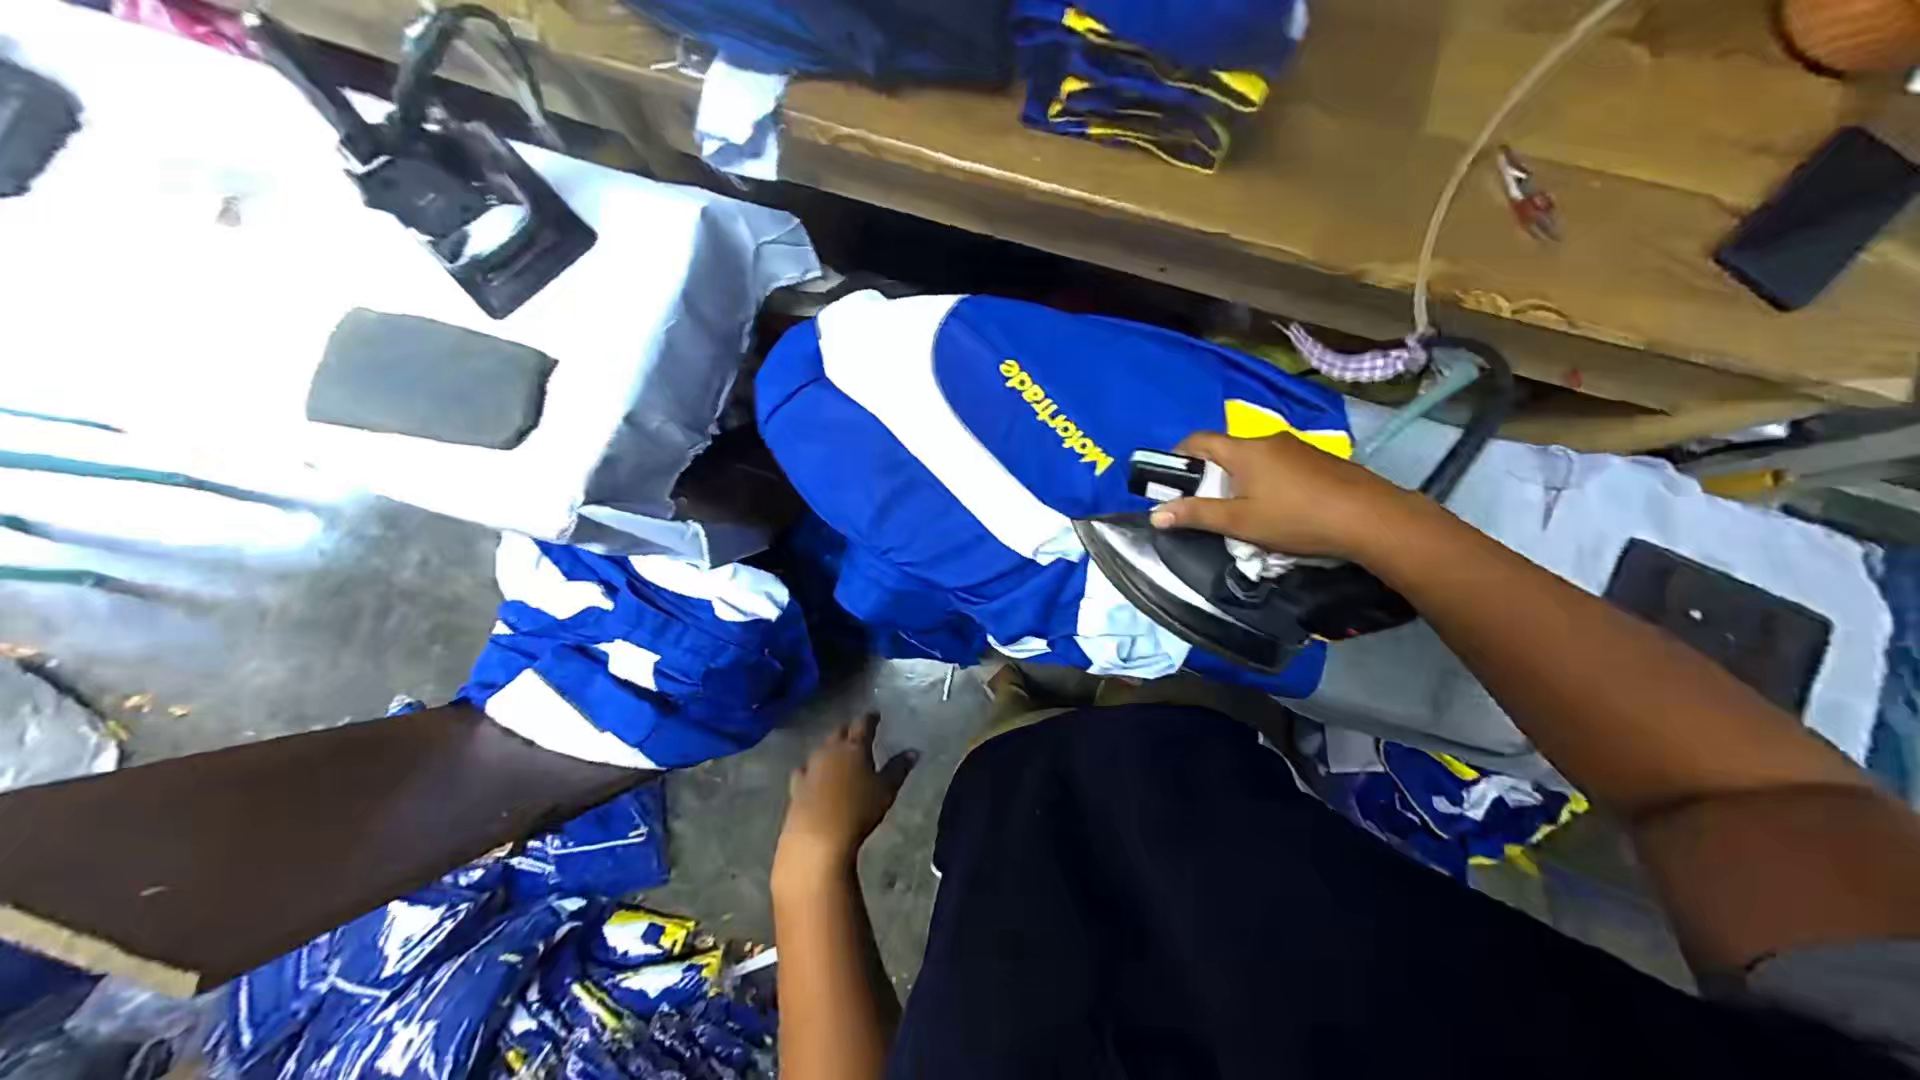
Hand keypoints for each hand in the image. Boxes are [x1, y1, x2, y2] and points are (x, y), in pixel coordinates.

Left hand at [775, 713, 916, 877]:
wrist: (817, 835)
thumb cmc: (858, 810)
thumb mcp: (886, 790)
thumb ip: (899, 769)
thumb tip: (913, 752)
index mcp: (854, 747)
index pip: (863, 725)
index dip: (870, 718)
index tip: (875, 715)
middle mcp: (830, 750)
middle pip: (839, 732)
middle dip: (848, 730)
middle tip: (856, 733)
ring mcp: (811, 766)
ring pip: (821, 748)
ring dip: (830, 747)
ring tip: (838, 753)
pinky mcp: (796, 785)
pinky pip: (805, 769)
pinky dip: (812, 769)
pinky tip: (813, 775)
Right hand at [1148, 431, 1424, 560]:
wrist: (1371, 518)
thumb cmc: (1296, 518)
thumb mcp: (1240, 523)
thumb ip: (1196, 515)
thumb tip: (1155, 514)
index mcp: (1243, 450)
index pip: (1198, 440)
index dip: (1178, 456)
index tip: (1170, 478)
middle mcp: (1267, 438)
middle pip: (1225, 448)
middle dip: (1209, 472)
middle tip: (1205, 502)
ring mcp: (1296, 446)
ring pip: (1253, 456)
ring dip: (1239, 475)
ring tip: (1241, 507)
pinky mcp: (1317, 458)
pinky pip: (1278, 462)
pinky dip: (1265, 477)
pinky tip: (1277, 504)